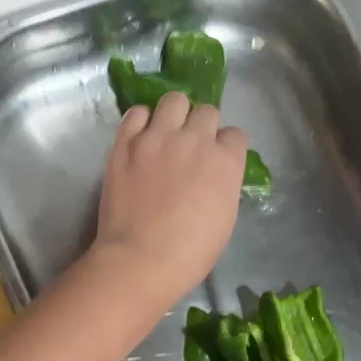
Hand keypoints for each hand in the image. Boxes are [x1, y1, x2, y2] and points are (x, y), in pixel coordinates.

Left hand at [90, 91, 247, 304]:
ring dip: (174, 114)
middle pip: (206, 112)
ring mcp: (158, 138)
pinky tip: (140, 138)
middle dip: (201, 128)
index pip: (235, 135)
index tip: (215, 162)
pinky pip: (137, 113)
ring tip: (165, 134)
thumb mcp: (224, 219)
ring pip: (174, 100)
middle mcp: (195, 140)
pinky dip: (141, 122)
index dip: (225, 148)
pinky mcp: (126, 144)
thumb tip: (215, 176)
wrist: (141, 259)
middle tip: (189, 149)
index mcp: (226, 161)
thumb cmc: (190, 253)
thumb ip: (223, 185)